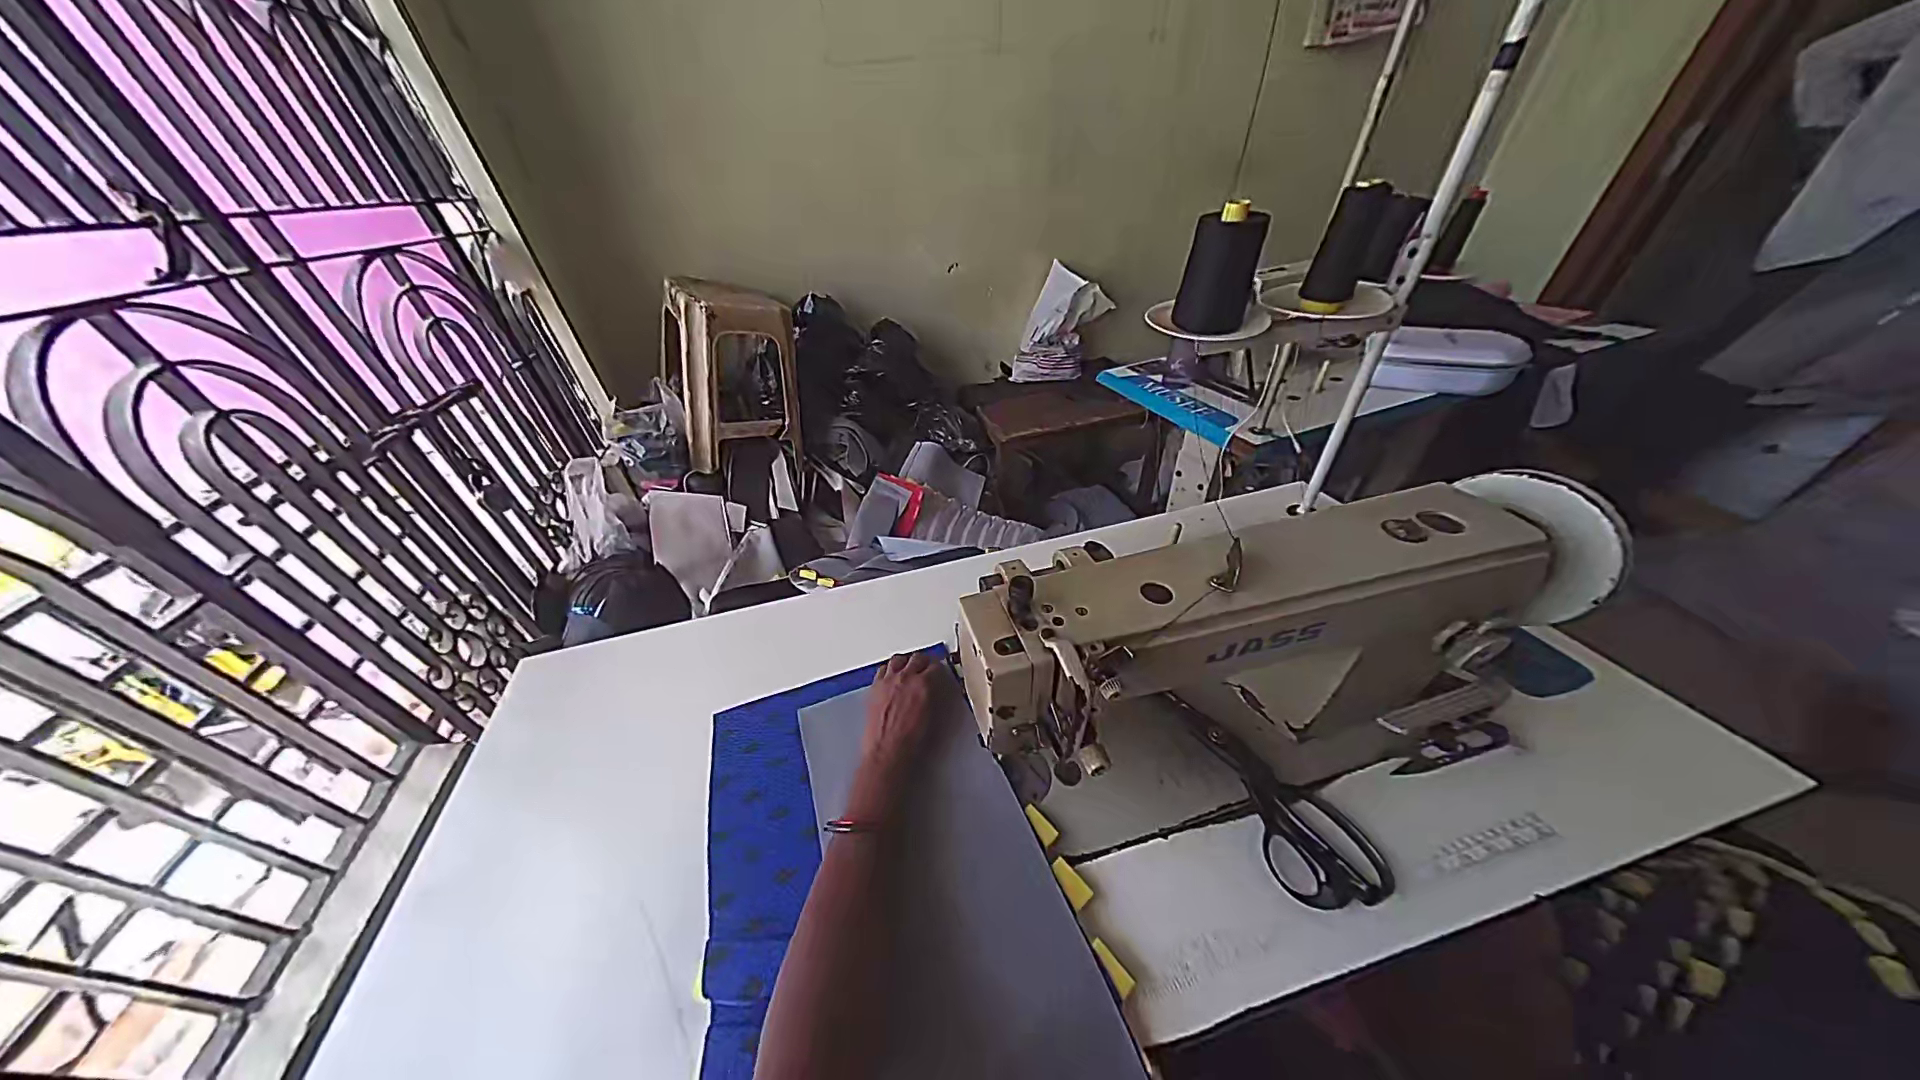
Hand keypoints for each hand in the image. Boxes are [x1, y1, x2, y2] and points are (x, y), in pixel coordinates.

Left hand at [845, 652, 937, 819]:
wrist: (888, 751)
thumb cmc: (910, 741)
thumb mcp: (934, 717)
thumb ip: (935, 697)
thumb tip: (935, 691)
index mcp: (924, 685)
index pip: (935, 666)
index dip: (939, 668)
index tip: (939, 671)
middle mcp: (905, 678)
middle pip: (917, 658)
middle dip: (924, 661)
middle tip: (926, 666)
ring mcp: (888, 681)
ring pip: (898, 660)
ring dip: (906, 662)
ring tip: (909, 667)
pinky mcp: (875, 688)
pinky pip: (883, 670)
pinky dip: (889, 670)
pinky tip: (892, 675)